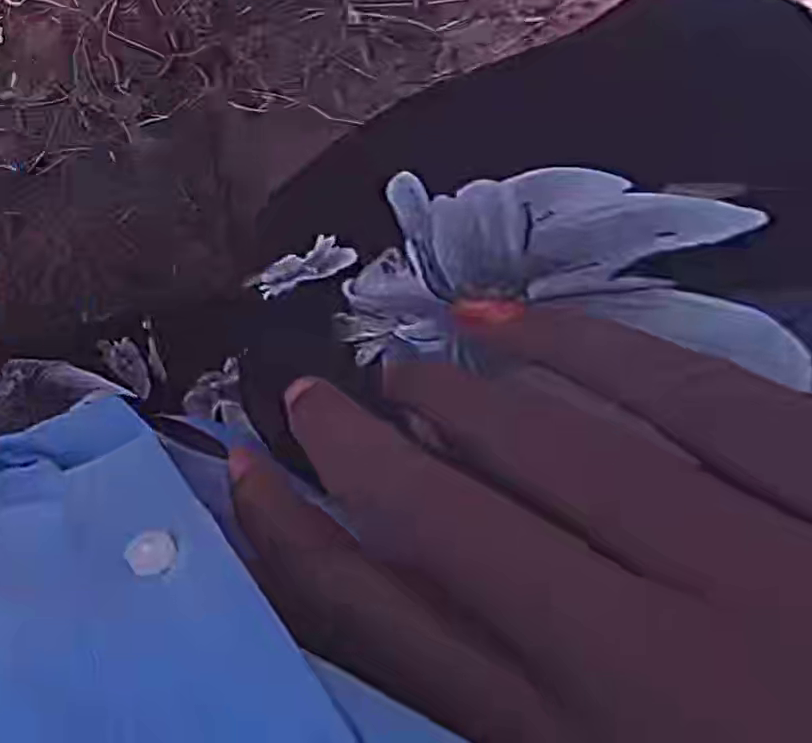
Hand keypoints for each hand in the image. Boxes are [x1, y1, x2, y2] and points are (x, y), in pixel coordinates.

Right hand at [230, 307, 811, 741]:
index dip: (280, 530)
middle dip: (348, 440)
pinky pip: (709, 404)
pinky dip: (586, 348)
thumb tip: (361, 570)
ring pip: (551, 444)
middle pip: (434, 513)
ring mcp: (784, 584)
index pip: (366, 612)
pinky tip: (511, 318)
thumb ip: (477, 682)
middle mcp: (661, 667)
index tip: (242, 467)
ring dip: (451, 392)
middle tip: (314, 396)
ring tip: (410, 362)